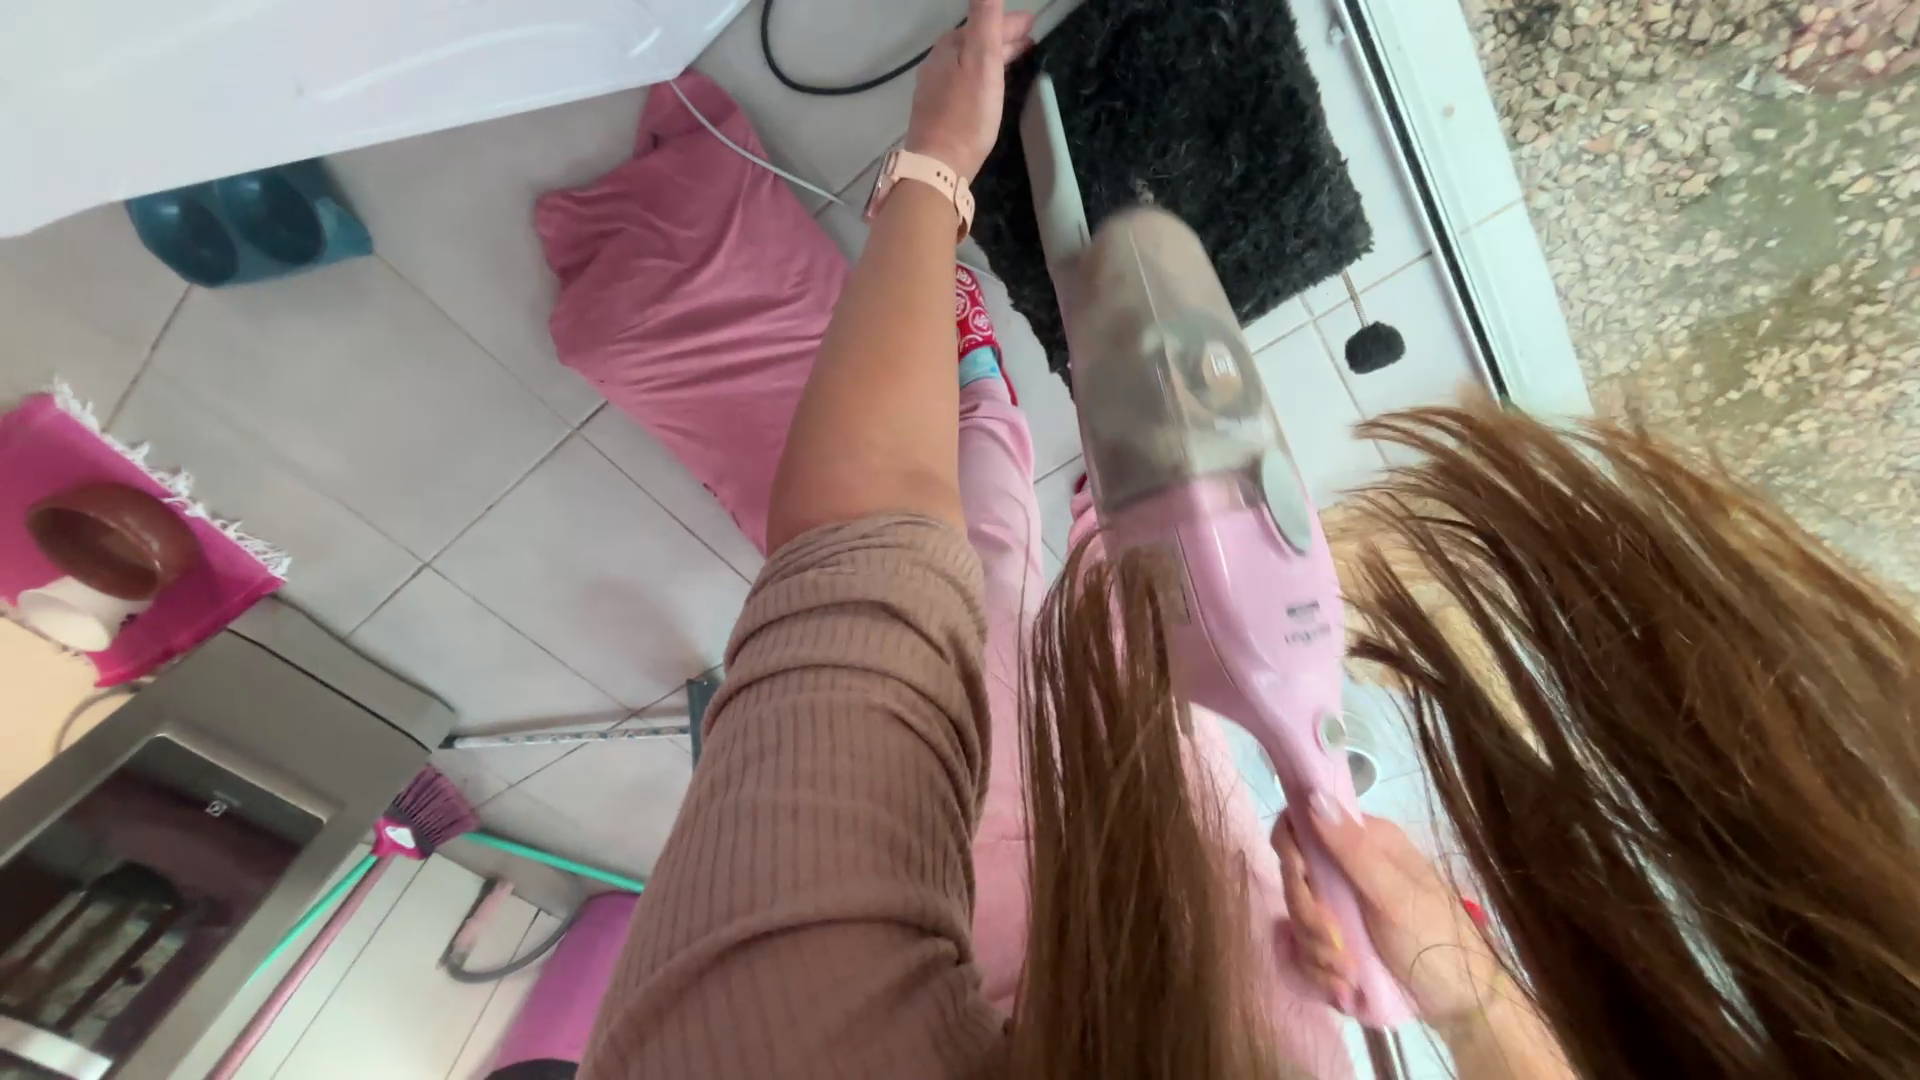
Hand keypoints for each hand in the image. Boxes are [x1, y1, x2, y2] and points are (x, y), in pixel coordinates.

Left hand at [904, 0, 1034, 178]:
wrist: (938, 166)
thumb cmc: (966, 115)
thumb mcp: (981, 60)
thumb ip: (986, 18)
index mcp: (950, 47)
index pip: (985, 24)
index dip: (1010, 23)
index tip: (1033, 24)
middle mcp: (937, 64)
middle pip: (975, 45)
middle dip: (1002, 41)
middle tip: (1028, 42)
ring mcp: (933, 91)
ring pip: (968, 66)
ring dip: (992, 61)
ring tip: (1014, 64)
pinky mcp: (935, 117)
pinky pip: (962, 87)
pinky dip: (980, 80)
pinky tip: (987, 92)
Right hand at [1279, 805, 1511, 1026]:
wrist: (1462, 1009)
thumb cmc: (1437, 943)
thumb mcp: (1395, 896)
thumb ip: (1351, 848)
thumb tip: (1312, 795)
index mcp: (1364, 841)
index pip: (1301, 823)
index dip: (1290, 848)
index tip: (1301, 877)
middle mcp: (1347, 865)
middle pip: (1294, 874)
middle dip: (1308, 913)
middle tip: (1335, 942)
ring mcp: (1340, 903)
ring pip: (1296, 912)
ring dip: (1315, 947)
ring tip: (1347, 972)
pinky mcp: (1337, 936)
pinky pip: (1304, 943)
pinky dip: (1319, 966)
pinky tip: (1344, 983)